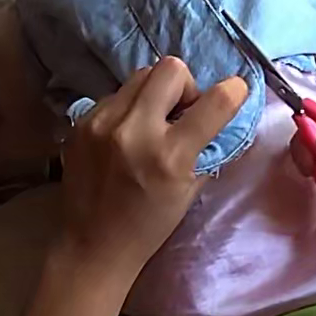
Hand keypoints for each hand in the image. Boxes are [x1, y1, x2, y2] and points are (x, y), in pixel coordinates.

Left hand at [57, 58, 246, 279]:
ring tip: (153, 123)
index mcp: (169, 156)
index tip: (234, 91)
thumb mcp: (190, 190)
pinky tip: (126, 135)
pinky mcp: (81, 123)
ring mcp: (101, 123)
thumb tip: (221, 114)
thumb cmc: (150, 226)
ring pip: (140, 76)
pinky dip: (130, 108)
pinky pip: (115, 95)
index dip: (232, 90)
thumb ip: (207, 148)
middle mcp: (134, 131)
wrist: (93, 246)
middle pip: (171, 69)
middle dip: (186, 87)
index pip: (213, 102)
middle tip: (183, 114)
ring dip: (156, 94)